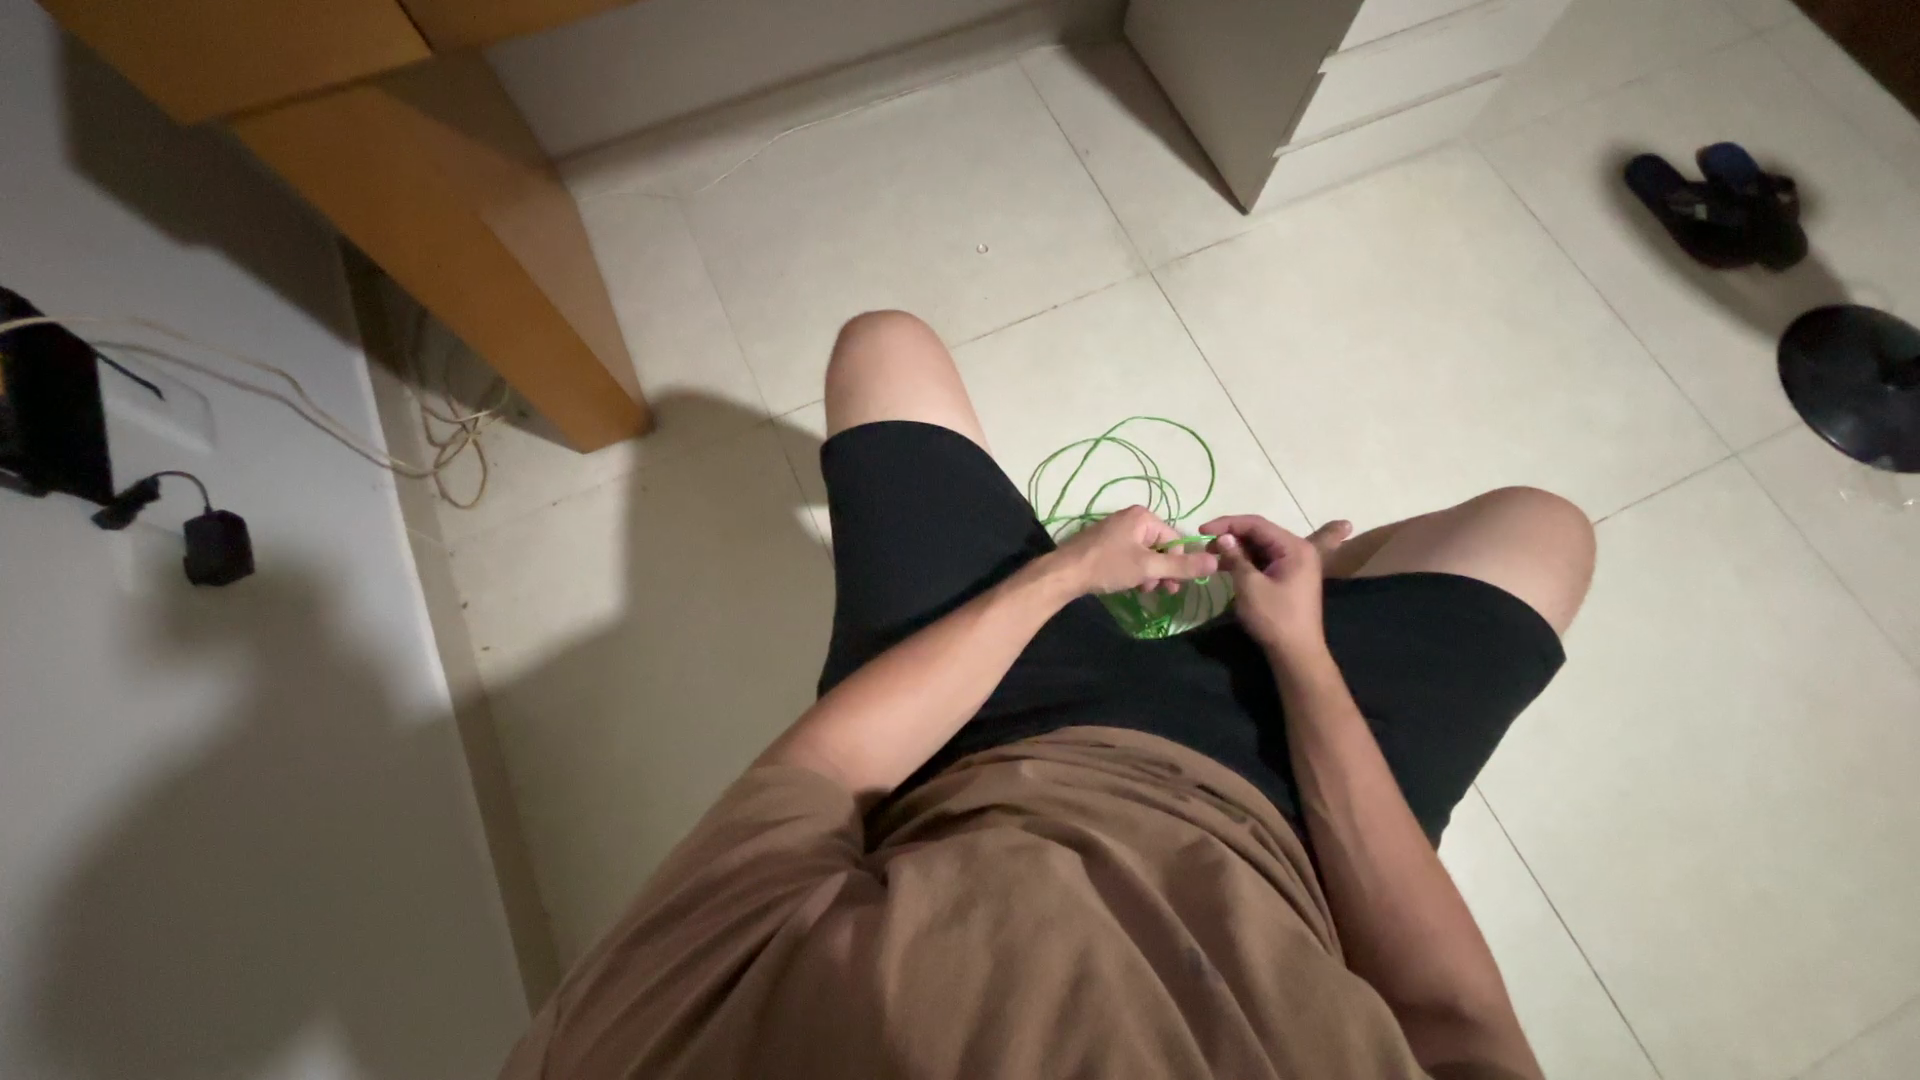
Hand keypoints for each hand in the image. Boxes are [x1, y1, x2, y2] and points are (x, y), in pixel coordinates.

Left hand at [1052, 506, 1218, 596]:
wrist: (1065, 573)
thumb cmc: (1108, 566)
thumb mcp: (1148, 567)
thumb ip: (1182, 566)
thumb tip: (1216, 562)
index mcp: (1144, 516)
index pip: (1176, 540)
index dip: (1178, 565)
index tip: (1172, 587)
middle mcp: (1131, 517)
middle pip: (1161, 546)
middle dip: (1162, 570)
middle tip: (1158, 591)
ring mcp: (1116, 528)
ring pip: (1146, 553)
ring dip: (1149, 573)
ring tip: (1141, 589)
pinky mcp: (1105, 541)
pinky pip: (1130, 554)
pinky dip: (1134, 570)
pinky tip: (1128, 584)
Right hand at [1199, 515, 1351, 650]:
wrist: (1295, 652)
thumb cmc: (1274, 618)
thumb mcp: (1250, 585)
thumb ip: (1236, 557)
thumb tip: (1222, 537)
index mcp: (1294, 547)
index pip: (1257, 524)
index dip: (1227, 524)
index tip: (1201, 530)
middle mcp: (1298, 550)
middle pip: (1259, 533)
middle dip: (1231, 536)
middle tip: (1205, 545)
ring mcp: (1294, 563)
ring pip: (1259, 546)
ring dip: (1236, 549)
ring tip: (1211, 556)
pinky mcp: (1287, 576)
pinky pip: (1263, 560)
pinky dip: (1244, 561)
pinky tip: (1225, 566)